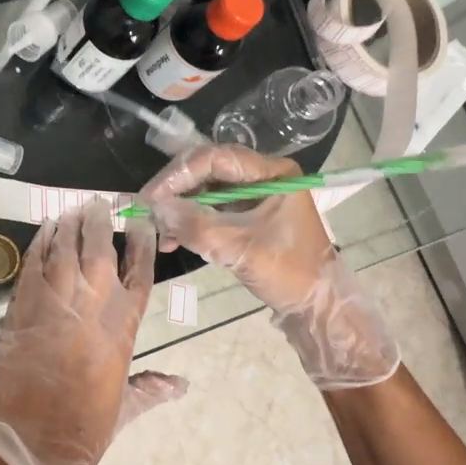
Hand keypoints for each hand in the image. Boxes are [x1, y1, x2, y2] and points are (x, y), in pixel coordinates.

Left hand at [0, 202, 185, 464]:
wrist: (29, 446)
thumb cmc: (82, 433)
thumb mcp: (123, 411)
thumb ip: (150, 389)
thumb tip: (181, 385)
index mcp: (121, 332)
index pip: (139, 275)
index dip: (142, 244)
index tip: (142, 221)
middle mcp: (90, 310)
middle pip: (99, 253)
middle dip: (99, 224)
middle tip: (98, 204)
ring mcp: (53, 306)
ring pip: (63, 253)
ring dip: (67, 228)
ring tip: (71, 209)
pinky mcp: (19, 311)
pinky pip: (31, 268)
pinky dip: (36, 247)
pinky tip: (41, 233)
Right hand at [140, 144, 331, 309]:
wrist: (316, 306)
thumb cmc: (288, 272)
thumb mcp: (239, 249)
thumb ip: (197, 226)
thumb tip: (156, 207)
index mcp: (272, 173)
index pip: (216, 158)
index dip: (179, 174)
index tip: (153, 196)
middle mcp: (262, 176)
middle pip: (208, 170)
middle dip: (176, 189)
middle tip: (149, 208)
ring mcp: (254, 195)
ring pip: (205, 190)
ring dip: (180, 208)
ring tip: (160, 230)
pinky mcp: (246, 214)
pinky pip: (211, 209)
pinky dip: (191, 222)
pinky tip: (172, 240)